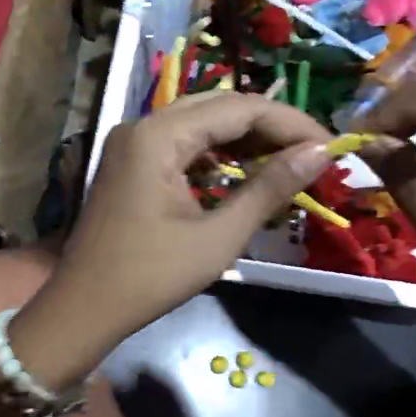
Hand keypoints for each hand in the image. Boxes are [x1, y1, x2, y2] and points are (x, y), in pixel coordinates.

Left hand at [21, 92, 331, 364]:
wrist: (83, 309)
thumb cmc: (150, 277)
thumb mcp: (218, 237)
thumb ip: (269, 190)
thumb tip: (320, 153)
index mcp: (158, 135)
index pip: (239, 108)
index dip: (291, 123)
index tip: (332, 145)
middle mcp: (142, 126)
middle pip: (220, 108)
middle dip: (271, 127)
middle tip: (315, 153)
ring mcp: (133, 143)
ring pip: (201, 124)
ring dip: (246, 140)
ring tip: (289, 161)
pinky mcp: (131, 163)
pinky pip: (183, 144)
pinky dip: (218, 154)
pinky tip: (245, 171)